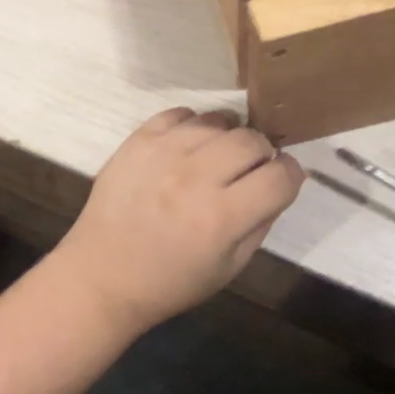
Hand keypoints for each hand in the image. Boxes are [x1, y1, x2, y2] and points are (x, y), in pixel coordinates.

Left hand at [46, 108, 305, 334]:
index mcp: (223, 217)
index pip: (279, 176)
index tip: (283, 177)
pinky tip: (190, 144)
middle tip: (251, 166)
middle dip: (261, 151)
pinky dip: (193, 124)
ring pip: (216, 121)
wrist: (104, 272)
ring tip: (220, 154)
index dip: (290, 174)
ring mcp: (163, 153)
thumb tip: (283, 180)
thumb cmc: (172, 280)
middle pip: (250, 140)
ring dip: (228, 135)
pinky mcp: (138, 140)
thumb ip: (262, 221)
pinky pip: (179, 114)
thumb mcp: (230, 266)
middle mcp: (195, 177)